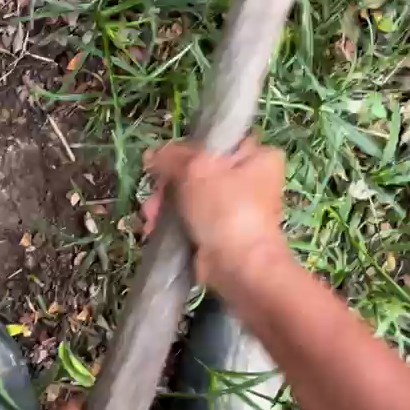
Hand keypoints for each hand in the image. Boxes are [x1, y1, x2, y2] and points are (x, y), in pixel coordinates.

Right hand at [142, 138, 296, 294]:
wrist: (240, 268)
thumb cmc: (226, 208)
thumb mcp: (195, 168)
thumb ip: (171, 155)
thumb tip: (152, 155)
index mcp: (257, 156)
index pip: (216, 141)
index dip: (188, 149)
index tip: (167, 161)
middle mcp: (251, 180)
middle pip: (197, 170)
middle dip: (169, 183)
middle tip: (157, 194)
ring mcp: (236, 208)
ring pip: (189, 195)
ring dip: (165, 205)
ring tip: (152, 216)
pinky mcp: (221, 232)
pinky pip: (190, 218)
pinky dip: (171, 223)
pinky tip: (155, 228)